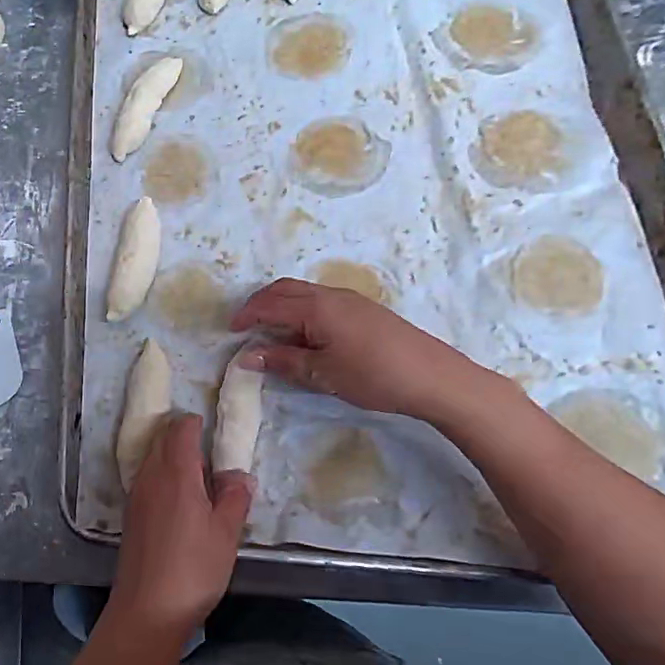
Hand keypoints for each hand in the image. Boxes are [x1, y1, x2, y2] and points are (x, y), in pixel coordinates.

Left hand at [107, 414, 252, 639]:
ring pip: (153, 459)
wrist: (147, 609)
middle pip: (163, 439)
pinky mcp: (131, 515)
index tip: (213, 427)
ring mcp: (136, 495)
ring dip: (172, 457)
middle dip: (183, 437)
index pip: (181, 429)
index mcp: (176, 473)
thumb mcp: (226, 533)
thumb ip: (235, 497)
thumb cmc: (193, 568)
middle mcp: (150, 476)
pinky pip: (147, 479)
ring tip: (199, 479)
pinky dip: (162, 477)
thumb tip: (239, 474)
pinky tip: (179, 502)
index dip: (196, 422)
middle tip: (211, 452)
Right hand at [232, 278, 515, 429]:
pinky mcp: (364, 308)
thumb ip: (283, 361)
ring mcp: (350, 299)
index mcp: (315, 308)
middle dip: (260, 303)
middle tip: (246, 325)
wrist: (432, 376)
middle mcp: (330, 295)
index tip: (232, 331)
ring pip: (303, 292)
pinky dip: (300, 308)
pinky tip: (305, 332)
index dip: (247, 315)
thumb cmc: (373, 375)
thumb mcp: (322, 373)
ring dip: (281, 304)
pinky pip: (320, 298)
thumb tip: (247, 357)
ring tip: (272, 330)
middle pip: (284, 289)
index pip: (270, 304)